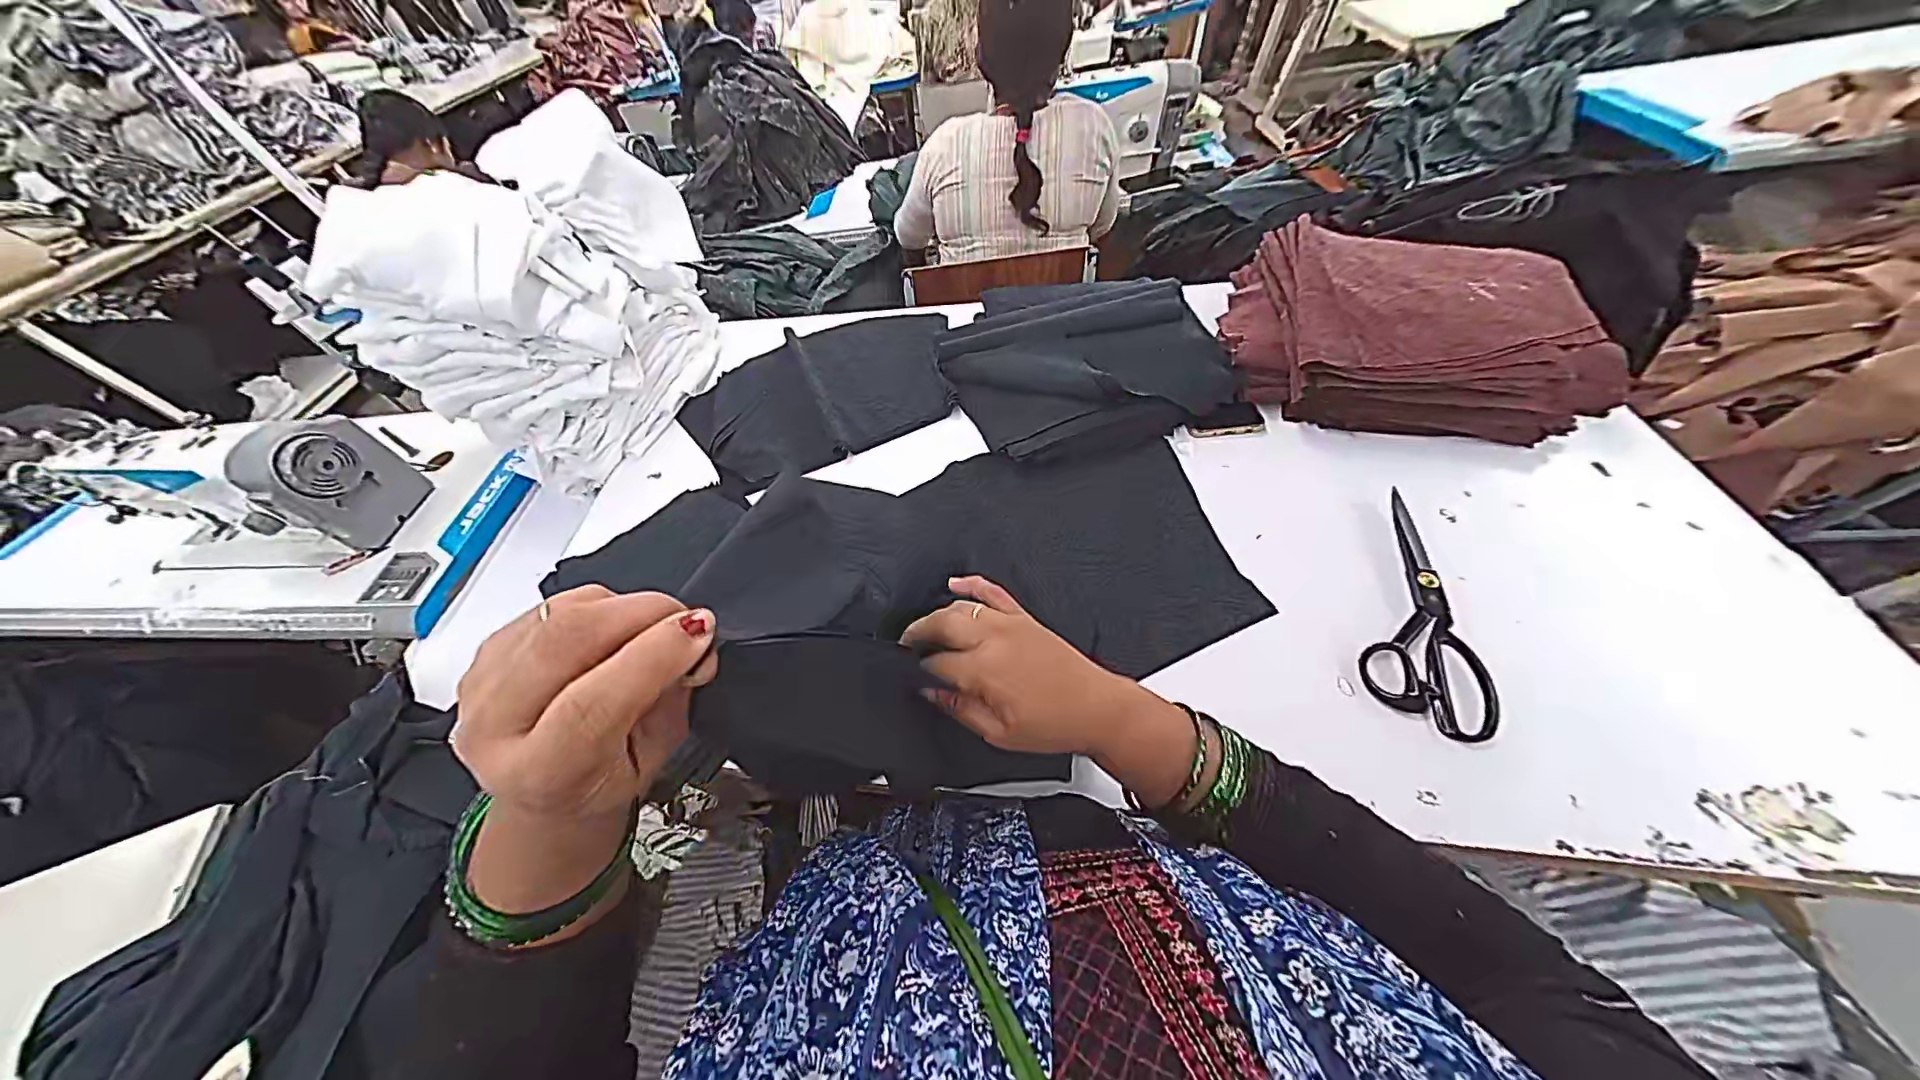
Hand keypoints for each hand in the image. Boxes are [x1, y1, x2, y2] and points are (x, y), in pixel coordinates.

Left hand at [454, 585, 717, 819]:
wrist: (544, 790)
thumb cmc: (599, 779)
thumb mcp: (655, 756)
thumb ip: (675, 697)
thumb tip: (694, 639)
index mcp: (540, 772)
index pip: (593, 701)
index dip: (656, 654)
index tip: (700, 632)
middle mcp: (495, 727)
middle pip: (567, 638)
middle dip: (645, 613)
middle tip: (686, 620)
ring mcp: (483, 684)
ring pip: (563, 611)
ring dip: (627, 607)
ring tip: (655, 632)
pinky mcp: (488, 650)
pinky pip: (555, 603)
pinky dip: (602, 606)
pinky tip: (617, 632)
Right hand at [901, 577, 1198, 804]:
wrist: (1096, 708)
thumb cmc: (1055, 723)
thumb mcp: (999, 732)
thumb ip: (959, 708)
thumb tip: (931, 694)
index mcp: (984, 669)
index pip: (935, 662)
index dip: (918, 671)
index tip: (914, 678)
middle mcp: (994, 639)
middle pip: (940, 623)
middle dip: (916, 633)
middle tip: (906, 647)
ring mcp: (1010, 624)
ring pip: (961, 606)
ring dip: (937, 613)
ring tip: (924, 627)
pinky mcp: (1024, 618)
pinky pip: (993, 592)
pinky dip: (973, 584)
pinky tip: (955, 583)